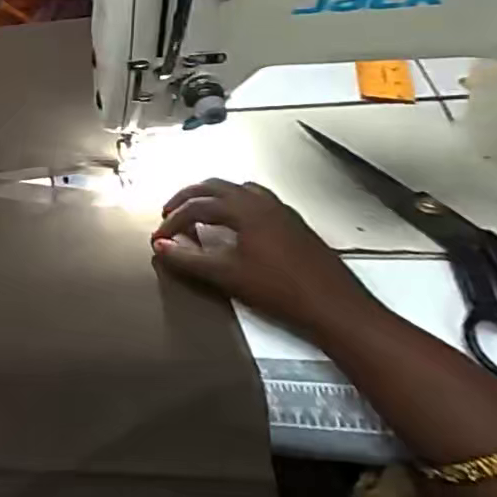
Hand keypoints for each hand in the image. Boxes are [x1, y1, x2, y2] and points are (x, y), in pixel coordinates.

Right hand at [151, 178, 384, 341]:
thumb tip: (159, 246)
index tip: (159, 238)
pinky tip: (235, 225)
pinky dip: (234, 204)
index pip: (196, 206)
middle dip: (187, 199)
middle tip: (169, 215)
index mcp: (243, 208)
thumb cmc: (279, 290)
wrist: (336, 308)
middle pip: (213, 187)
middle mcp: (261, 201)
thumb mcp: (226, 275)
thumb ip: (188, 259)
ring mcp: (280, 210)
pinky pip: (254, 199)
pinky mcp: (293, 223)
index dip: (173, 221)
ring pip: (236, 189)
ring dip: (211, 198)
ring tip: (198, 214)